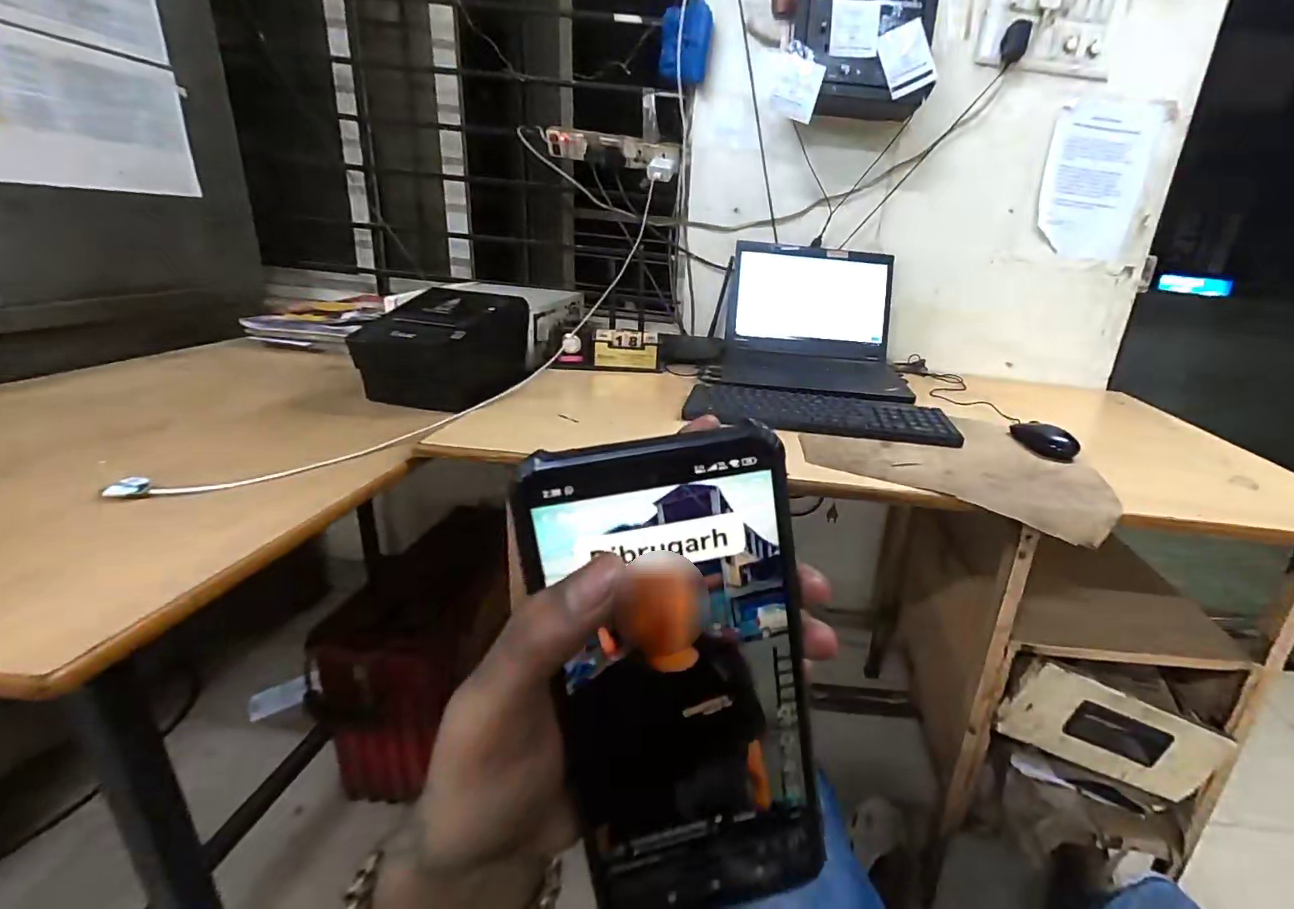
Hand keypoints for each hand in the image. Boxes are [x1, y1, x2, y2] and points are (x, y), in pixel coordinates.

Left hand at [376, 419, 839, 907]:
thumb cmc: (476, 767)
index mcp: (558, 589)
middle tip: (799, 565)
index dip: (650, 470)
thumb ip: (538, 636)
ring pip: (704, 611)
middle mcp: (602, 608)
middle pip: (673, 560)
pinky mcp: (657, 699)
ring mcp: (633, 653)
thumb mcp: (495, 698)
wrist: (491, 853)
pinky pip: (711, 668)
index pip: (599, 512)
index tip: (708, 441)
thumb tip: (613, 565)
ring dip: (764, 609)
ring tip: (817, 626)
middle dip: (741, 551)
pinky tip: (798, 670)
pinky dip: (755, 662)